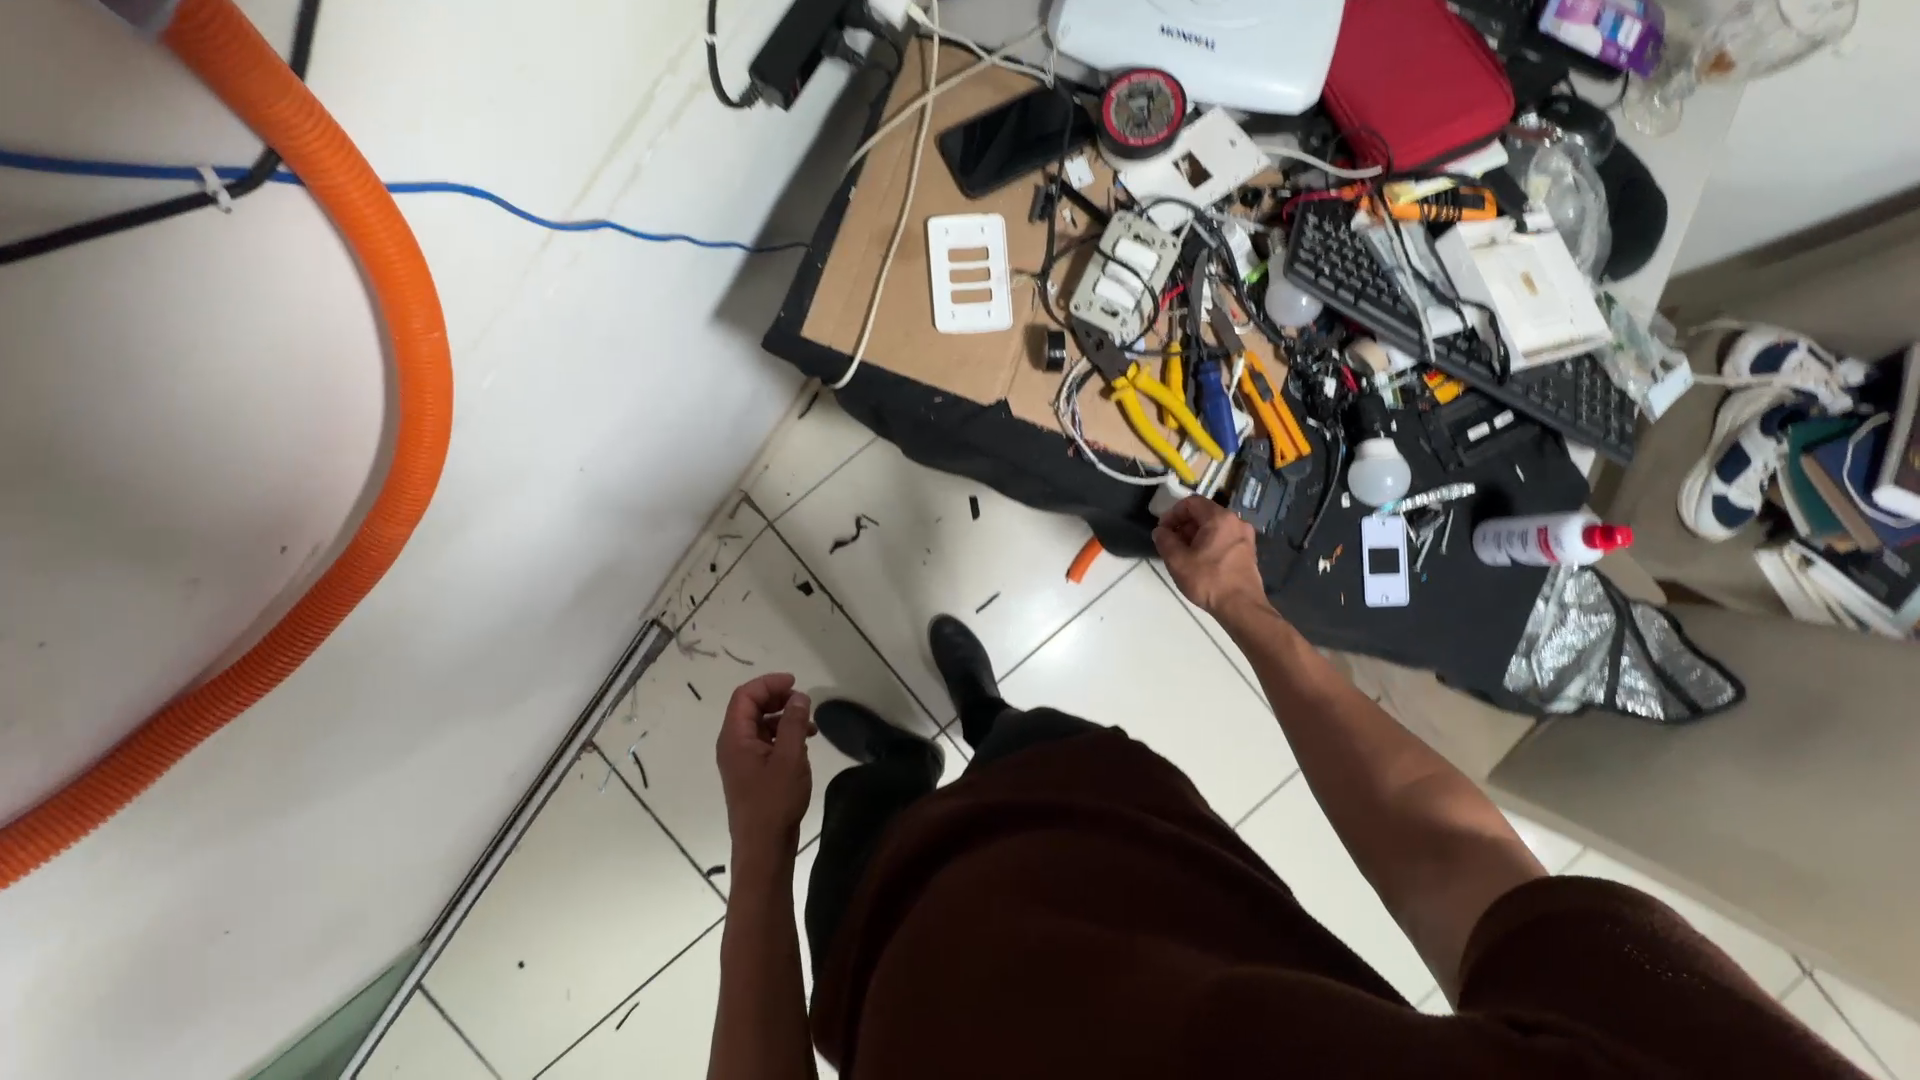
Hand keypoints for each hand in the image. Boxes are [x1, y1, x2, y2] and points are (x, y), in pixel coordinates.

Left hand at [715, 673, 816, 859]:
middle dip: (777, 698)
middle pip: (750, 708)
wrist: (764, 847)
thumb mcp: (790, 758)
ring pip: (760, 725)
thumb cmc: (774, 801)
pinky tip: (804, 743)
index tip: (795, 682)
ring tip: (810, 725)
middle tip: (804, 702)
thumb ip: (794, 723)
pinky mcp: (752, 773)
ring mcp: (741, 760)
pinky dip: (783, 736)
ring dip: (783, 718)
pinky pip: (765, 743)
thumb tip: (799, 696)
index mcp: (734, 738)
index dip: (768, 683)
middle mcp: (733, 745)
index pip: (745, 696)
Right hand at [1154, 496, 1271, 617]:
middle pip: (1204, 514)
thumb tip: (1160, 531)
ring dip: (1195, 536)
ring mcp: (1245, 537)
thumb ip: (1165, 541)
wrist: (1241, 607)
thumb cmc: (1208, 580)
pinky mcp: (1248, 552)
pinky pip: (1224, 539)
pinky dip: (1209, 544)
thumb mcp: (1177, 561)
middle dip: (1183, 525)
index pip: (1191, 503)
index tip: (1162, 530)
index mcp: (1219, 518)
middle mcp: (1236, 522)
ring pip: (1214, 527)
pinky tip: (1200, 562)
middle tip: (1170, 543)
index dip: (1172, 513)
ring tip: (1183, 555)